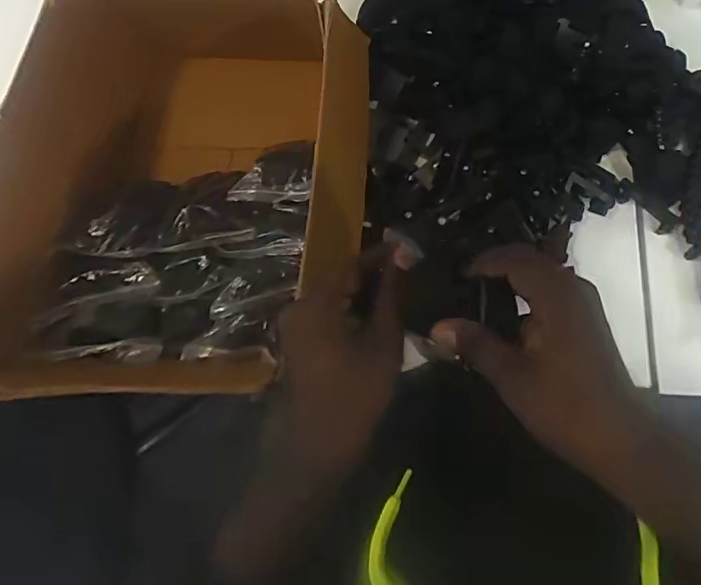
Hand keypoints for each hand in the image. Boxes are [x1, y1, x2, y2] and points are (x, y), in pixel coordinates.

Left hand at [273, 242, 410, 475]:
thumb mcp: (383, 342)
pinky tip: (372, 316)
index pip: (351, 262)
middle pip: (339, 276)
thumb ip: (390, 295)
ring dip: (360, 292)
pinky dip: (348, 309)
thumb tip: (401, 257)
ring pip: (332, 294)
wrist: (314, 451)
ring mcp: (293, 323)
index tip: (407, 249)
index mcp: (317, 302)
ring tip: (395, 293)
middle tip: (405, 272)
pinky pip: (325, 311)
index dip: (380, 254)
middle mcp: (298, 304)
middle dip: (371, 273)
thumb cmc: (354, 396)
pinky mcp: (295, 340)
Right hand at [431, 244, 650, 479]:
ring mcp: (584, 302)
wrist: (622, 440)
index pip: (513, 258)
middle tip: (463, 282)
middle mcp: (573, 287)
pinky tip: (509, 320)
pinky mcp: (587, 318)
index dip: (483, 262)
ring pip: (541, 273)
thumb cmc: (565, 407)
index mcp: (556, 293)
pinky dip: (527, 293)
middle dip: (495, 265)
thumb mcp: (512, 377)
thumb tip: (438, 327)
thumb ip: (476, 344)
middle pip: (528, 259)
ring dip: (511, 278)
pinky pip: (551, 289)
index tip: (455, 276)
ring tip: (480, 297)